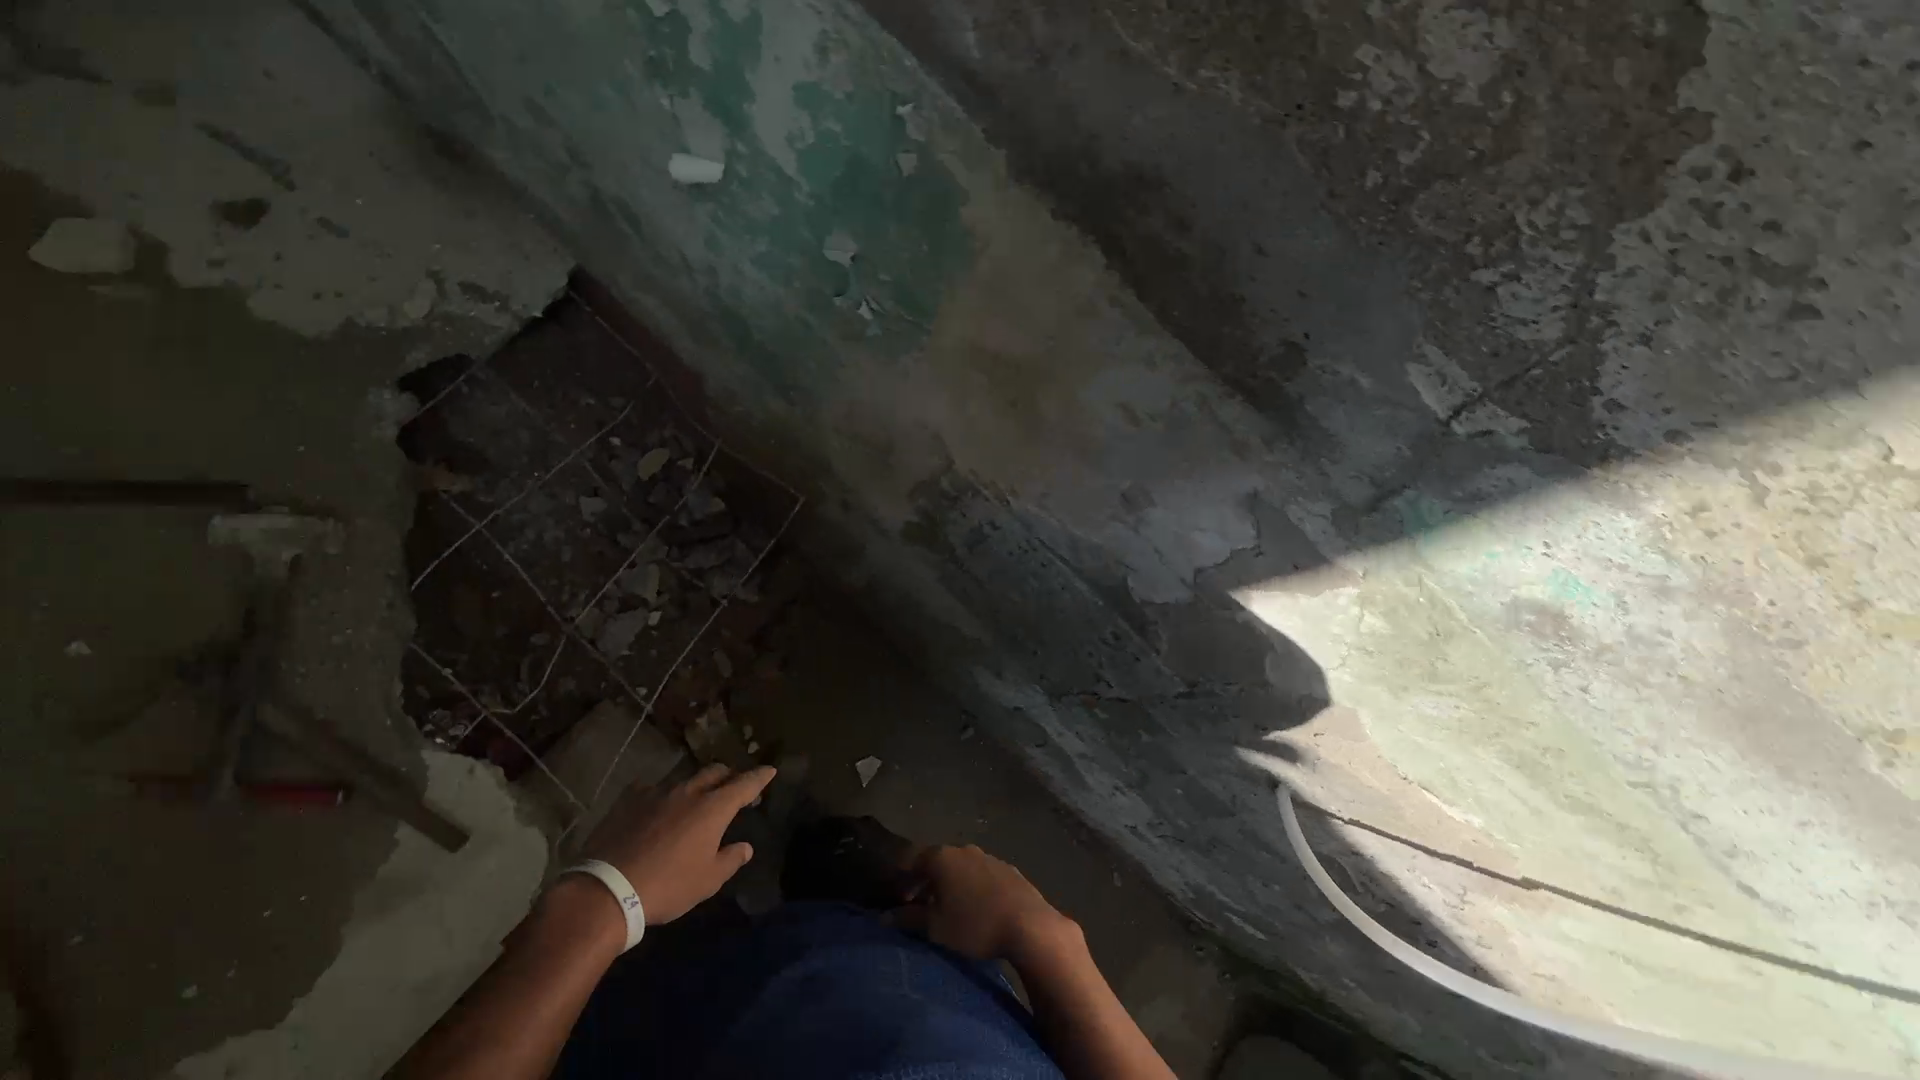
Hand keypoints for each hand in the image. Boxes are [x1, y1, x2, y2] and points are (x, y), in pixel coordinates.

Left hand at [581, 764, 775, 923]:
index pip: (745, 784)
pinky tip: (657, 807)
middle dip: (729, 775)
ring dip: (696, 786)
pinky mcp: (628, 800)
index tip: (770, 770)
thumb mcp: (707, 881)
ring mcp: (656, 793)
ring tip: (695, 799)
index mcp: (713, 809)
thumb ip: (730, 860)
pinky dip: (663, 795)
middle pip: (715, 772)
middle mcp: (688, 792)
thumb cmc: (667, 886)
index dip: (760, 777)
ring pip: (684, 779)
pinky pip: (652, 788)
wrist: (607, 889)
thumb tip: (745, 847)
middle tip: (734, 786)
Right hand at [906, 844, 1074, 961]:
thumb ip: (908, 918)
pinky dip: (973, 887)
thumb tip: (884, 917)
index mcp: (942, 857)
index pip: (912, 861)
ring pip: (961, 868)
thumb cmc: (974, 924)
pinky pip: (982, 875)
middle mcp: (964, 850)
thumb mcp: (936, 927)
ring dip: (951, 884)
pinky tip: (978, 907)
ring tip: (951, 910)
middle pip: (937, 862)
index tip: (901, 903)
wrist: (1029, 925)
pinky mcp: (1009, 870)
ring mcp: (990, 857)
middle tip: (923, 907)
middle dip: (927, 882)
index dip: (903, 881)